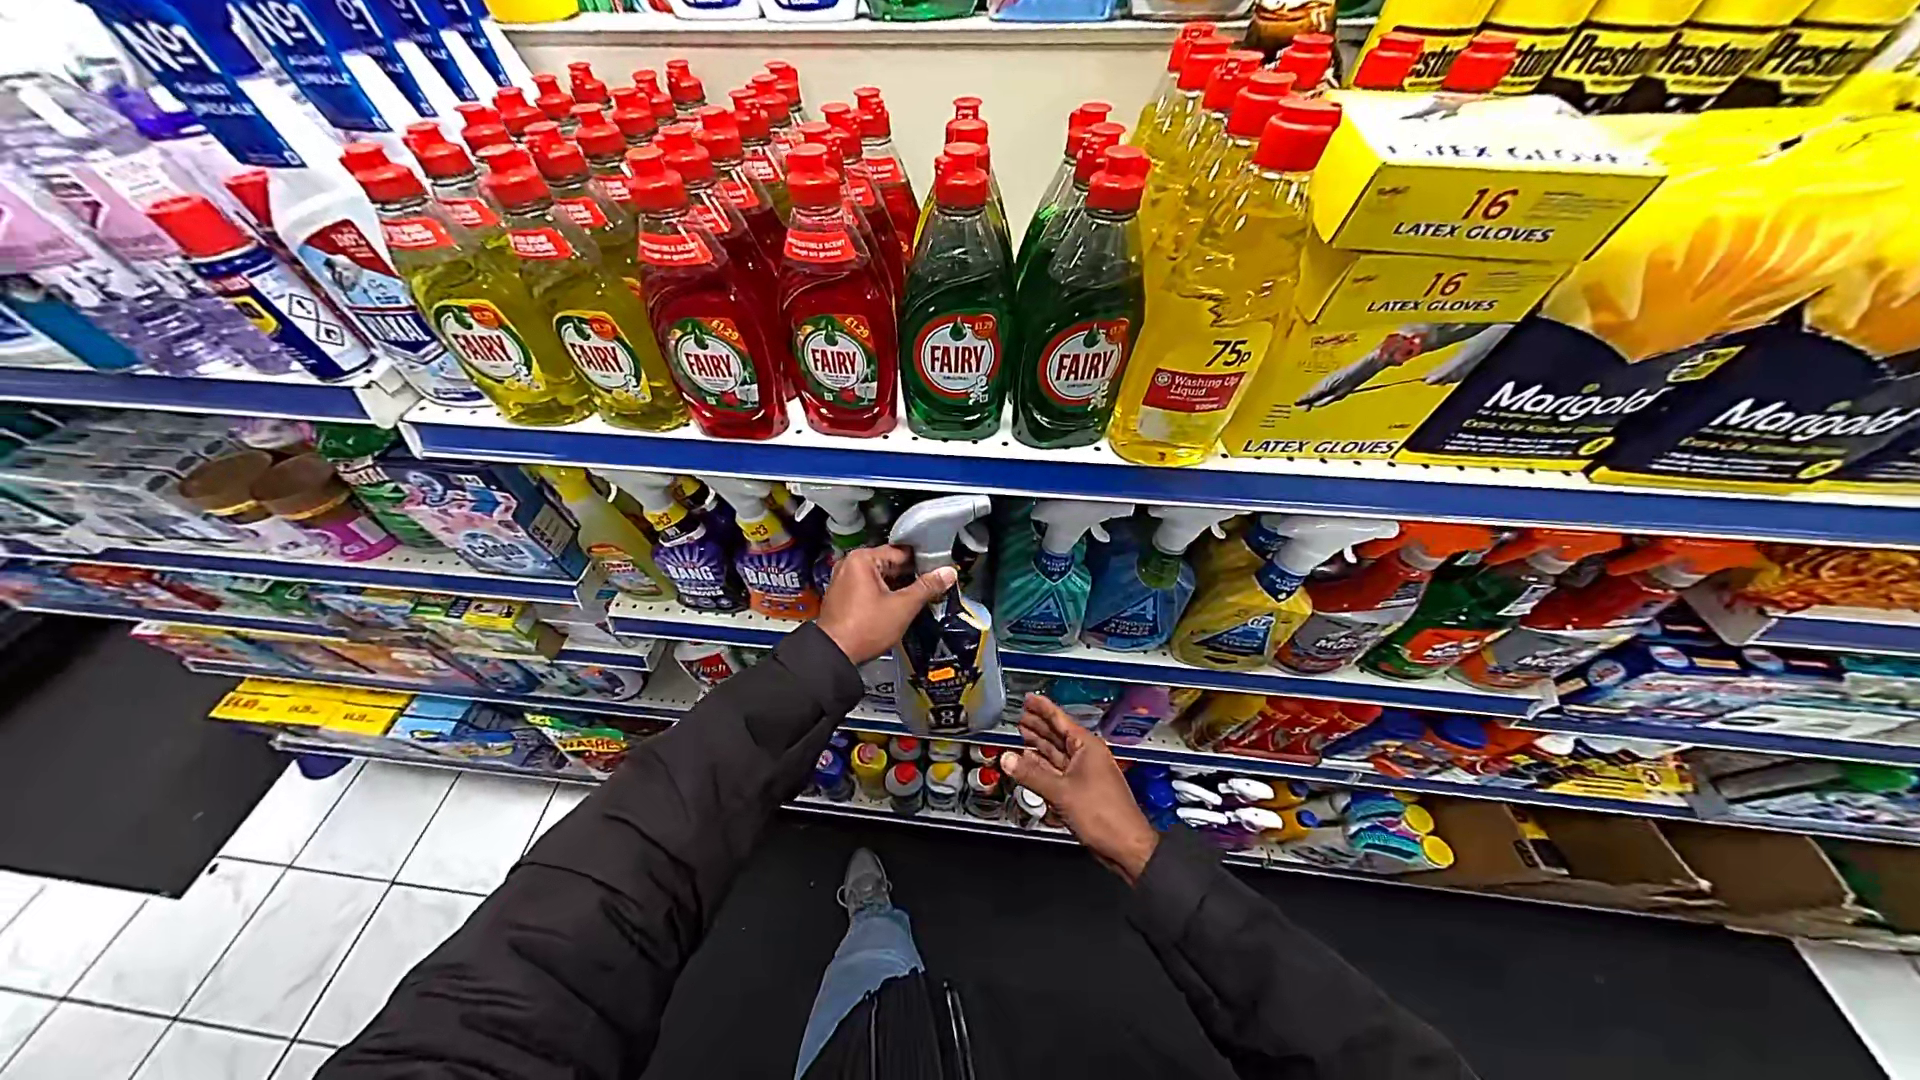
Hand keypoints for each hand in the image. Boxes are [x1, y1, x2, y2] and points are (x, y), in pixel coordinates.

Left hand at [814, 544, 956, 664]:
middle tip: (932, 585)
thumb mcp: (903, 606)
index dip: (922, 562)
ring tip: (918, 596)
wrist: (835, 655)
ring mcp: (844, 581)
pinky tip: (898, 605)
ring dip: (898, 586)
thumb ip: (927, 587)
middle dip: (910, 576)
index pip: (900, 552)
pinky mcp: (843, 596)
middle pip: (889, 564)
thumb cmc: (864, 629)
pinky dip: (883, 594)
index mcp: (862, 559)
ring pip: (879, 577)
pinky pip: (869, 588)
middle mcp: (849, 565)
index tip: (938, 570)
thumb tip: (947, 573)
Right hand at [999, 694, 1158, 883]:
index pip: (1059, 719)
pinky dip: (1043, 767)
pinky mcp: (1081, 790)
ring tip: (1022, 734)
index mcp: (1087, 747)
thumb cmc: (1105, 815)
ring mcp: (1084, 773)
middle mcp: (1086, 756)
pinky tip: (1030, 764)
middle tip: (1021, 715)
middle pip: (1056, 735)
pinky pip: (1057, 772)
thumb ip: (1031, 774)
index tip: (1029, 698)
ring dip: (1038, 745)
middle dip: (1038, 725)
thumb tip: (1008, 759)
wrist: (1125, 846)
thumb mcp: (1061, 791)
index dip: (1042, 707)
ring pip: (1056, 753)